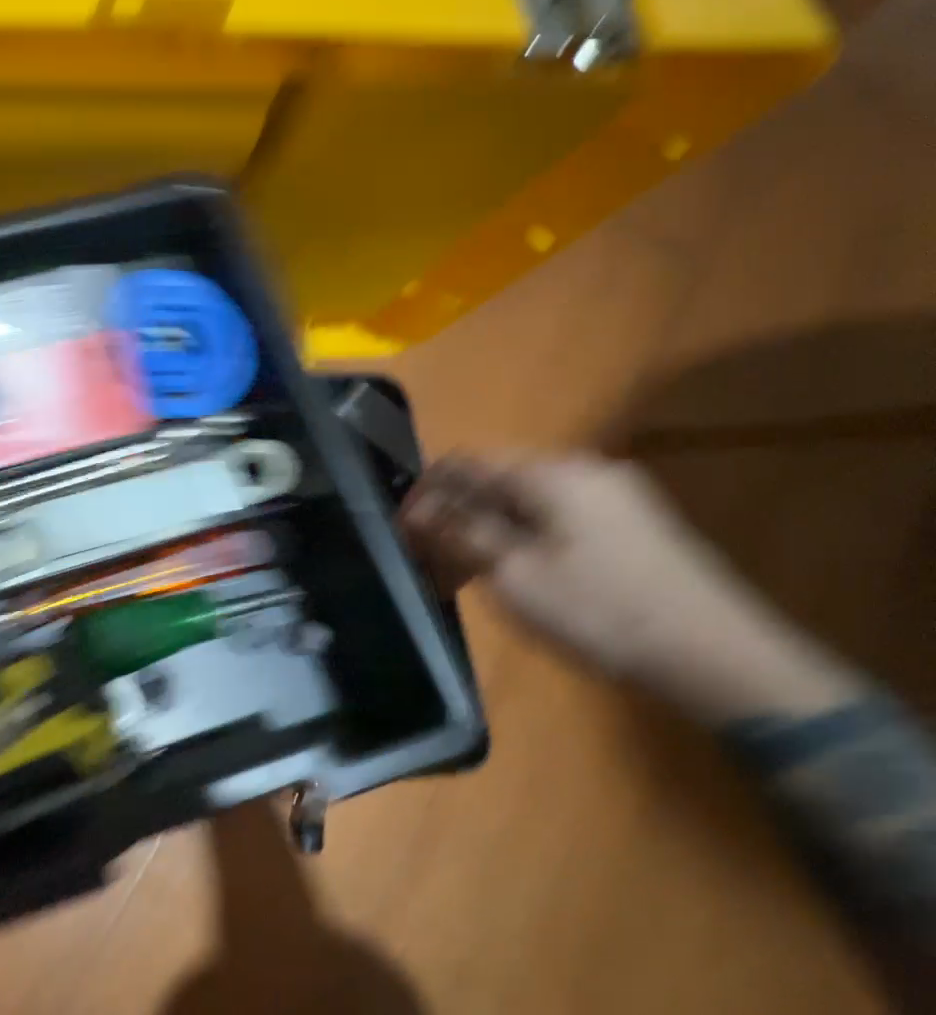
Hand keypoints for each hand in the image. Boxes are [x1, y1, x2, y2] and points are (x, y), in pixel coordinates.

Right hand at [399, 454, 860, 720]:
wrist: (718, 655)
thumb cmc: (601, 610)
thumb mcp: (515, 574)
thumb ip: (462, 534)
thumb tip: (420, 509)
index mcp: (552, 474)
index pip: (466, 464)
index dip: (426, 494)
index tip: (402, 532)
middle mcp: (584, 471)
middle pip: (496, 482)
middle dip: (455, 517)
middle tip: (430, 563)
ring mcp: (616, 498)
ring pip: (526, 504)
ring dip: (487, 533)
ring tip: (466, 578)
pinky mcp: (634, 526)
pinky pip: (557, 520)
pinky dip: (523, 541)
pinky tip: (516, 577)